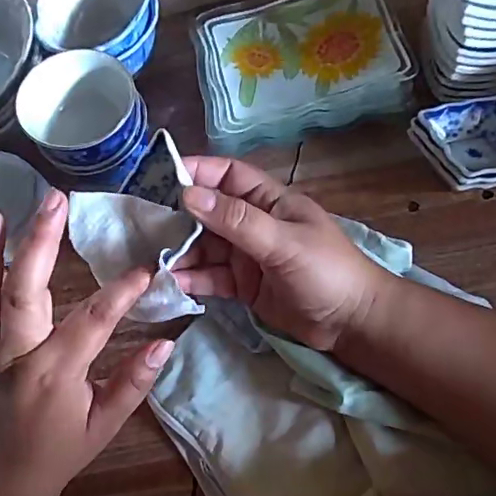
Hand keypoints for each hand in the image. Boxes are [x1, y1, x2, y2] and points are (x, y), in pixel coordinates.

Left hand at [0, 189, 173, 495]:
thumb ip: (133, 383)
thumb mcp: (105, 424)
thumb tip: (165, 344)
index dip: (121, 292)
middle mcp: (16, 357)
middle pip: (24, 290)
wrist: (4, 481)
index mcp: (55, 375)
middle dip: (40, 241)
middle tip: (55, 201)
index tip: (145, 268)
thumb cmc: (60, 454)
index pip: (92, 321)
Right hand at [171, 157, 393, 349]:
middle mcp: (253, 224)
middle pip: (207, 213)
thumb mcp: (282, 242)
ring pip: (205, 247)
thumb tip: (189, 195)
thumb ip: (236, 220)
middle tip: (144, 226)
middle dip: (178, 218)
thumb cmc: (327, 272)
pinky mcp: (243, 285)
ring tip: (153, 261)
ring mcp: (246, 256)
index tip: (159, 176)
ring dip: (181, 252)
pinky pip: (211, 277)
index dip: (195, 172)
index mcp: (268, 201)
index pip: (226, 176)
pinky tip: (172, 283)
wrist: (352, 323)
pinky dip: (192, 279)